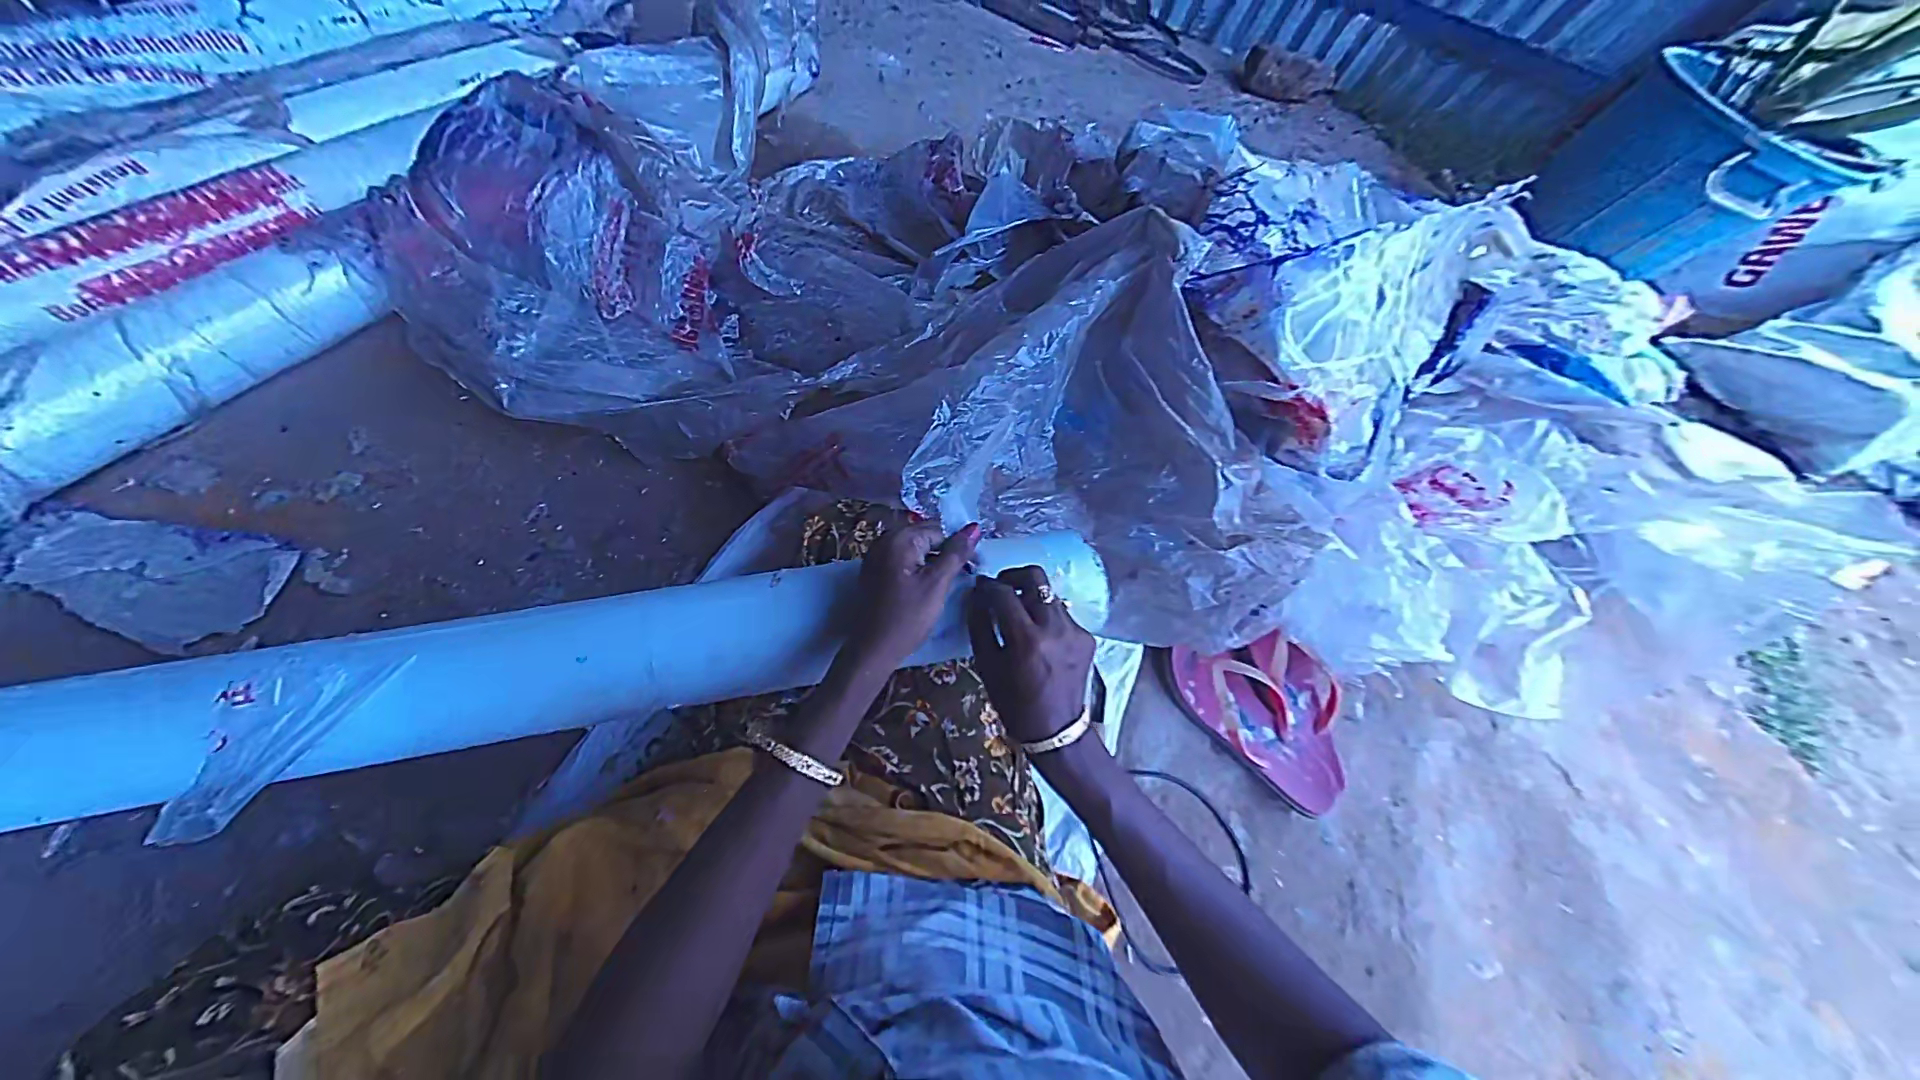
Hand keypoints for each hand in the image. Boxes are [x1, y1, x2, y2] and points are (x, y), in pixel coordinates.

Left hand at [843, 520, 979, 671]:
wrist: (873, 649)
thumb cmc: (907, 617)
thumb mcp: (937, 584)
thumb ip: (956, 554)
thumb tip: (974, 528)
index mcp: (899, 539)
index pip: (939, 530)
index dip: (959, 546)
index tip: (974, 566)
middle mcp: (884, 541)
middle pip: (925, 536)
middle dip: (946, 551)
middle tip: (965, 574)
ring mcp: (875, 557)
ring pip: (914, 549)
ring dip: (933, 561)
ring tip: (948, 582)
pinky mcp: (874, 573)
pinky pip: (902, 561)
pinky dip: (918, 569)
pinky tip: (927, 587)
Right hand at [967, 566, 1095, 744]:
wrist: (1057, 731)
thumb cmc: (1014, 703)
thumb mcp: (987, 666)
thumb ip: (980, 625)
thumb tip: (975, 596)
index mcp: (1027, 639)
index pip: (1003, 592)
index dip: (988, 586)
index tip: (980, 588)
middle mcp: (1055, 628)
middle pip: (1035, 577)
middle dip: (1013, 577)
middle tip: (1001, 589)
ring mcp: (1075, 631)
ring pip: (1049, 595)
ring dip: (1031, 599)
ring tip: (1019, 618)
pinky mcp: (1087, 637)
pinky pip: (1062, 615)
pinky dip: (1046, 619)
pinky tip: (1039, 639)